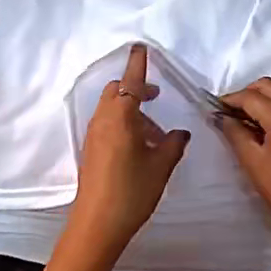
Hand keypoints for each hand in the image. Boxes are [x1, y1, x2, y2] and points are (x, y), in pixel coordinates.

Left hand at [62, 44, 190, 268]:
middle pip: (117, 92)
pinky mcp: (91, 149)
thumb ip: (173, 144)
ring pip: (112, 109)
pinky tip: (141, 148)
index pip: (130, 82)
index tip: (140, 47)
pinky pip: (107, 125)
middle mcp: (102, 120)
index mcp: (120, 117)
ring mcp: (93, 135)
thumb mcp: (160, 167)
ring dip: (133, 112)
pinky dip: (124, 125)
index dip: (137, 65)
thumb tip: (179, 132)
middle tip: (157, 98)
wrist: (97, 223)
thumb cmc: (132, 191)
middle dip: (136, 89)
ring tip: (157, 136)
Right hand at [218, 77, 270, 265]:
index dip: (229, 100)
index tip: (215, 110)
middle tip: (231, 114)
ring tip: (249, 127)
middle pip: (269, 87)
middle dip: (246, 95)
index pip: (251, 96)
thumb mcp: (254, 164)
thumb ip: (235, 134)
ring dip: (264, 104)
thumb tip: (222, 117)